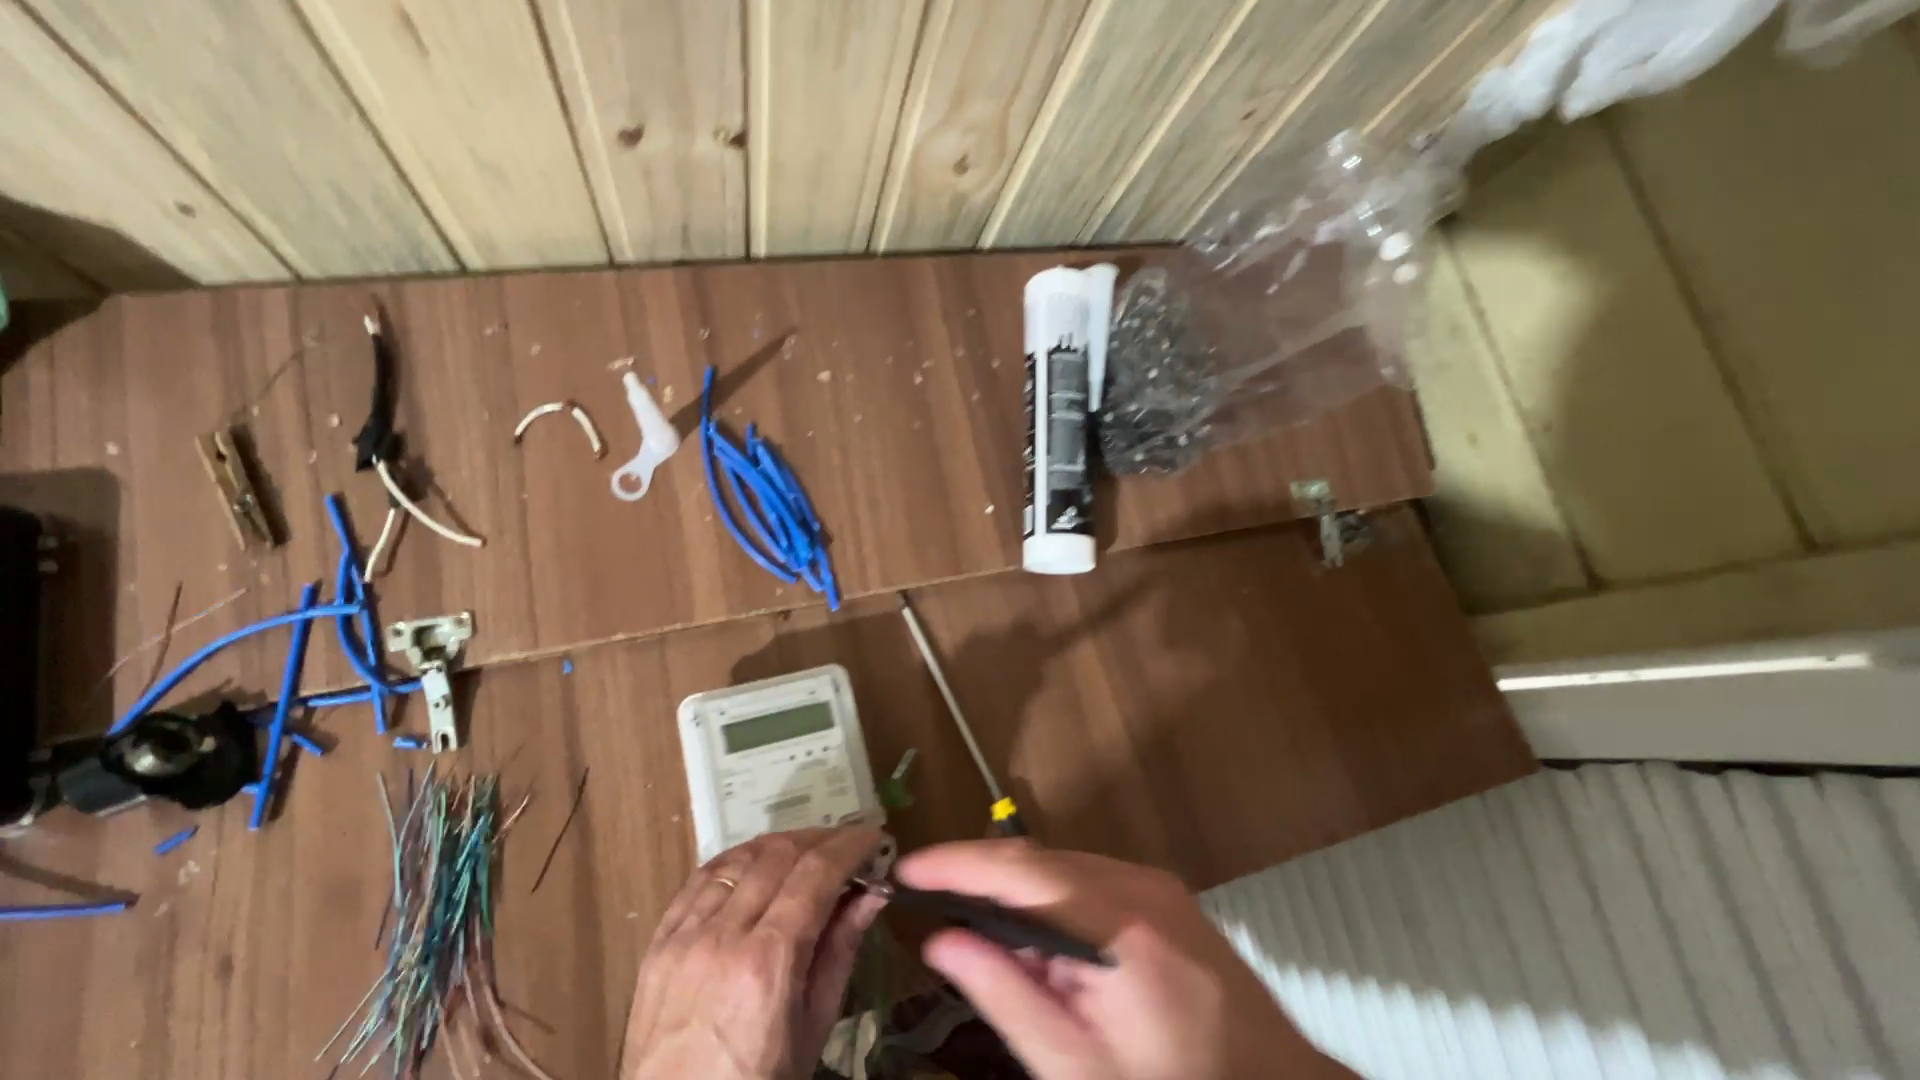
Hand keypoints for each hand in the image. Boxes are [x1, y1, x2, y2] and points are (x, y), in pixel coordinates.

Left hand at [621, 828, 885, 1079]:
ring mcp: (684, 935)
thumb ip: (841, 950)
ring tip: (808, 850)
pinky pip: (700, 880)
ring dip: (779, 844)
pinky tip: (757, 864)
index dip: (849, 846)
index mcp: (767, 961)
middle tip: (847, 844)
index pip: (815, 873)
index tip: (873, 837)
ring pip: (737, 858)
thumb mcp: (814, 1026)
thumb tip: (873, 894)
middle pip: (777, 855)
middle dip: (820, 839)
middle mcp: (722, 935)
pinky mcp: (659, 942)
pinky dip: (736, 861)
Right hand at [898, 840, 1355, 1079]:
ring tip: (971, 921)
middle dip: (980, 875)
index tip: (907, 869)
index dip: (958, 863)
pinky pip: (1090, 879)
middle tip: (929, 900)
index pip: (1021, 871)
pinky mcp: (1167, 896)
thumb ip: (1006, 995)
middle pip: (1039, 861)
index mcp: (1118, 924)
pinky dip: (1050, 898)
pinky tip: (1033, 935)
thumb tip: (941, 940)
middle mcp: (1140, 885)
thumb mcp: (1076, 1065)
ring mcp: (1158, 885)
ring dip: (1014, 889)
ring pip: (1062, 866)